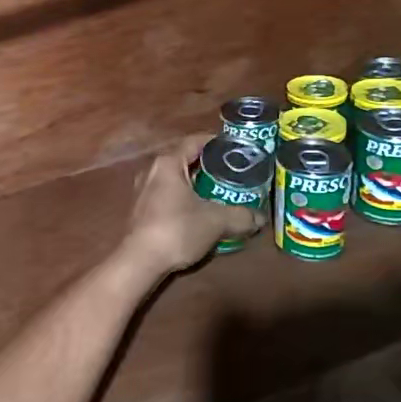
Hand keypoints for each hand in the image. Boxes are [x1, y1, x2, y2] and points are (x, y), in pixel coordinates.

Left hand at [123, 135, 262, 275]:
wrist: (140, 260)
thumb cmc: (177, 230)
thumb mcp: (216, 221)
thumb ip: (241, 215)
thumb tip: (260, 218)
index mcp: (167, 164)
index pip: (194, 141)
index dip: (217, 142)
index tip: (238, 147)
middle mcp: (151, 171)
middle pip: (185, 160)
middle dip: (210, 166)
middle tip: (237, 172)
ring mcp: (143, 191)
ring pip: (177, 180)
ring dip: (199, 185)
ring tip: (224, 192)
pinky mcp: (141, 209)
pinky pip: (169, 195)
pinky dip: (187, 198)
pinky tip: (203, 211)